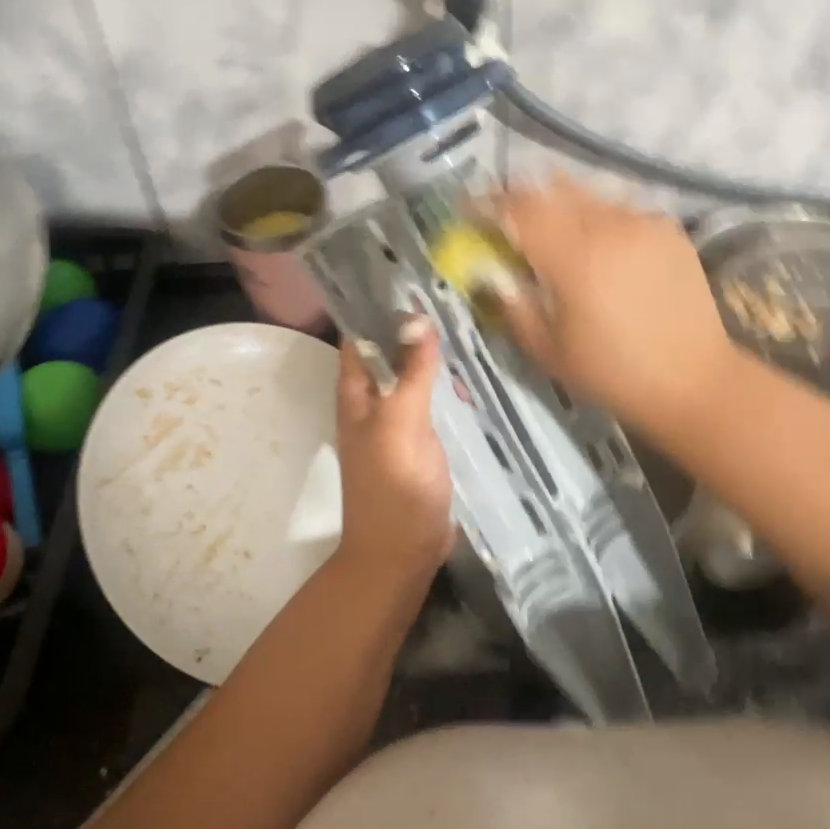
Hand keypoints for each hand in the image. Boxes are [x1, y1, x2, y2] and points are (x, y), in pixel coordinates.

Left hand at [333, 318, 454, 579]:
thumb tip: (417, 317)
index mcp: (356, 393)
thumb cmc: (393, 486)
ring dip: (433, 354)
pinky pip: (432, 402)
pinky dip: (447, 385)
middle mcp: (372, 402)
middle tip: (452, 292)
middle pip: (388, 352)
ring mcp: (398, 423)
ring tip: (468, 320)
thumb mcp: (401, 423)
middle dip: (413, 325)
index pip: (359, 335)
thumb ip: (411, 372)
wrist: (401, 553)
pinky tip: (474, 372)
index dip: (377, 305)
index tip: (411, 275)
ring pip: (413, 376)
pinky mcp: (422, 442)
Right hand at [492, 178, 737, 430]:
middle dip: (522, 196)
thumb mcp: (549, 349)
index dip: (488, 203)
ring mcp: (643, 223)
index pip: (519, 210)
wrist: (695, 381)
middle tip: (505, 213)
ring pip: (587, 195)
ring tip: (551, 228)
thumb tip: (491, 271)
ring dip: (560, 204)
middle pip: (552, 190)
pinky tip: (597, 247)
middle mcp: (609, 227)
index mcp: (575, 259)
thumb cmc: (614, 375)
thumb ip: (513, 303)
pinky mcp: (668, 229)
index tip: (468, 207)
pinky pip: (620, 210)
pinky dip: (597, 218)